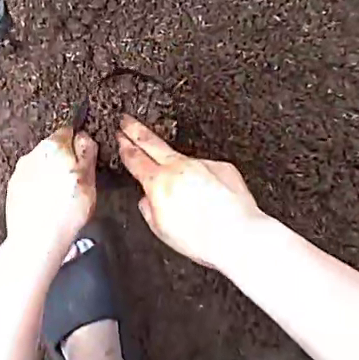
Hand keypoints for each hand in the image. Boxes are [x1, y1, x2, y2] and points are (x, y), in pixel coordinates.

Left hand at [4, 126, 97, 260]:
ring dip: (50, 174)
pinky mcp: (13, 189)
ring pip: (42, 166)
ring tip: (60, 197)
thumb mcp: (89, 179)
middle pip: (53, 149)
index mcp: (53, 146)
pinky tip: (47, 204)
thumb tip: (84, 137)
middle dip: (64, 160)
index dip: (79, 146)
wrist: (35, 239)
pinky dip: (39, 188)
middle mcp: (33, 154)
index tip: (84, 160)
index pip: (68, 132)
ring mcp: (20, 172)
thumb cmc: (65, 211)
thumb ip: (87, 153)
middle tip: (75, 182)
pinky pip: (31, 181)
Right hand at [115, 115, 264, 270]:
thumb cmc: (202, 238)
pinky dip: (206, 183)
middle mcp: (179, 167)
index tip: (120, 138)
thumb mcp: (162, 230)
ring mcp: (202, 164)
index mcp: (159, 183)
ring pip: (183, 161)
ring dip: (178, 169)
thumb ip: (149, 209)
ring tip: (183, 192)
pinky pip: (207, 172)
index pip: (136, 159)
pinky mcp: (222, 167)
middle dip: (136, 130)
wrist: (238, 235)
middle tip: (127, 120)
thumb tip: (147, 200)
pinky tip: (210, 200)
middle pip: (152, 142)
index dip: (125, 147)